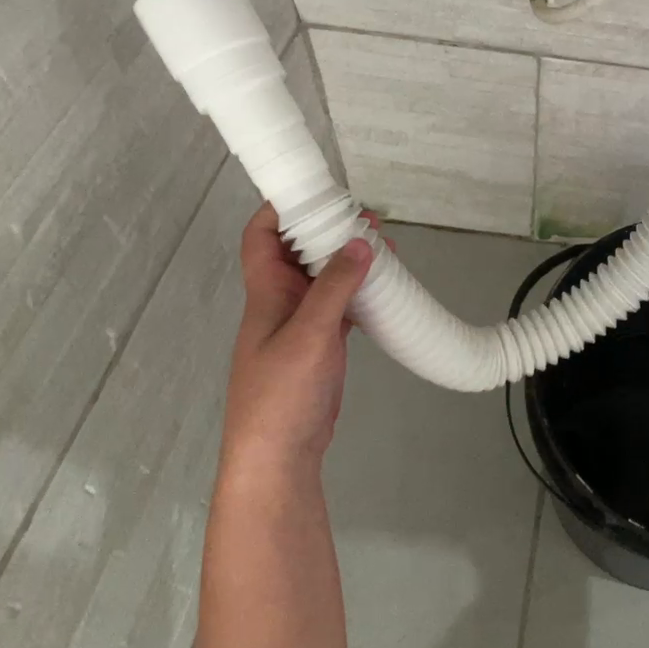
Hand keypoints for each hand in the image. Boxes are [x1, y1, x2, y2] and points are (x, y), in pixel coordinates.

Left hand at [219, 203, 374, 477]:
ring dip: (349, 261)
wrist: (278, 456)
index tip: (318, 191)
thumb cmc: (281, 392)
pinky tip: (384, 288)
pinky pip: (340, 307)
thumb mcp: (309, 334)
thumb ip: (335, 287)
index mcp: (266, 292)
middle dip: (330, 231)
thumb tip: (360, 241)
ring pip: (324, 279)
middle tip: (371, 222)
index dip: (280, 209)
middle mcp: (281, 302)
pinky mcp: (321, 347)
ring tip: (387, 250)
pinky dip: (359, 292)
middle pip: (299, 253)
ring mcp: (302, 325)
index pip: (261, 237)